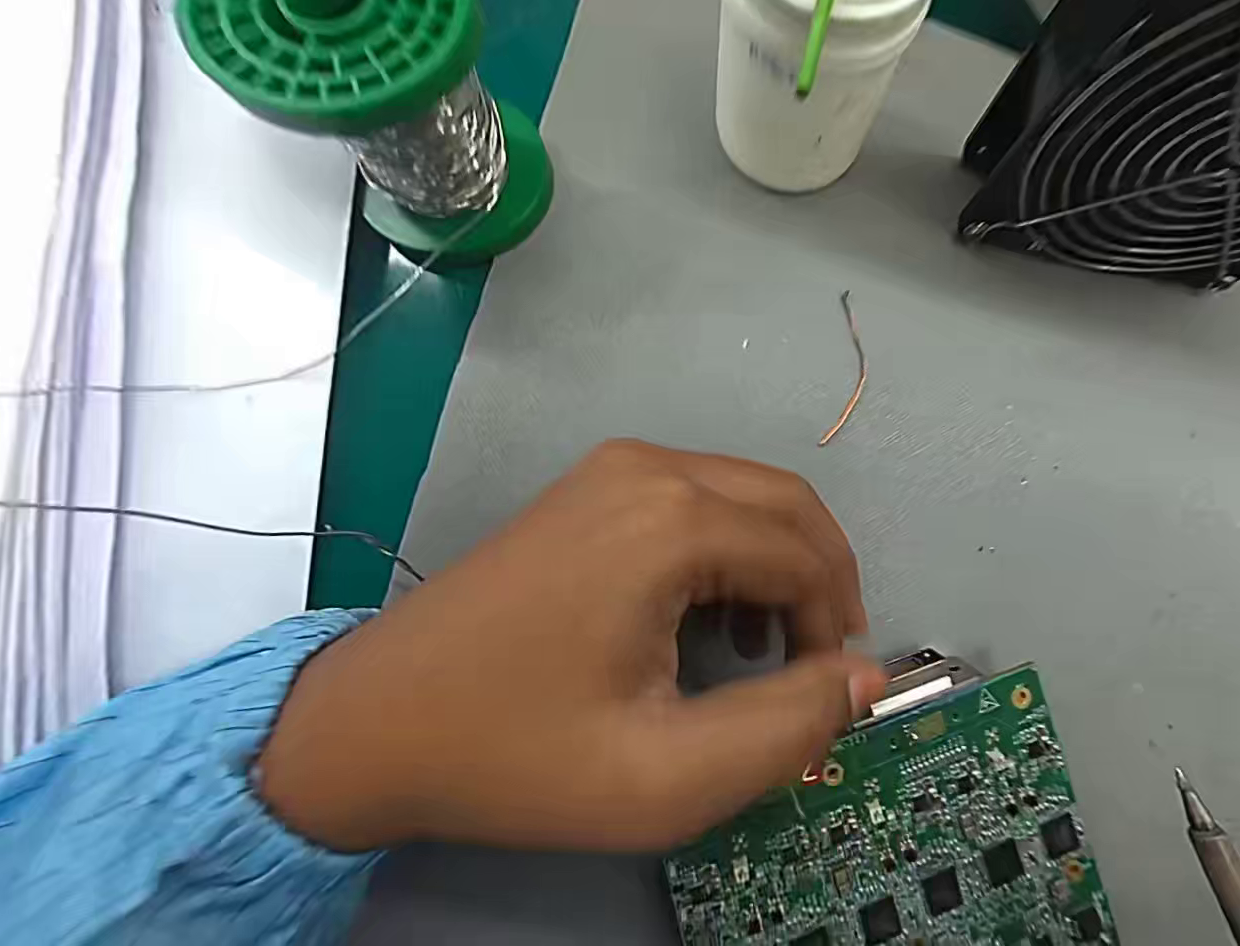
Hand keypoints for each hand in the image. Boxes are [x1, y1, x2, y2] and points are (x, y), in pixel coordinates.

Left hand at [257, 439, 885, 851]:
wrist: (376, 717)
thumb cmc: (517, 753)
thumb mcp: (664, 776)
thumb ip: (785, 728)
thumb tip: (862, 675)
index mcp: (671, 522)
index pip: (803, 557)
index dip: (833, 626)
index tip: (822, 691)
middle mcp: (652, 468)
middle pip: (788, 504)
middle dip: (823, 578)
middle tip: (820, 657)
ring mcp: (620, 464)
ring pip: (750, 494)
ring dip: (782, 560)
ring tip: (767, 641)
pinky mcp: (599, 479)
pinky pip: (704, 494)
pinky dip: (736, 544)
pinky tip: (712, 606)